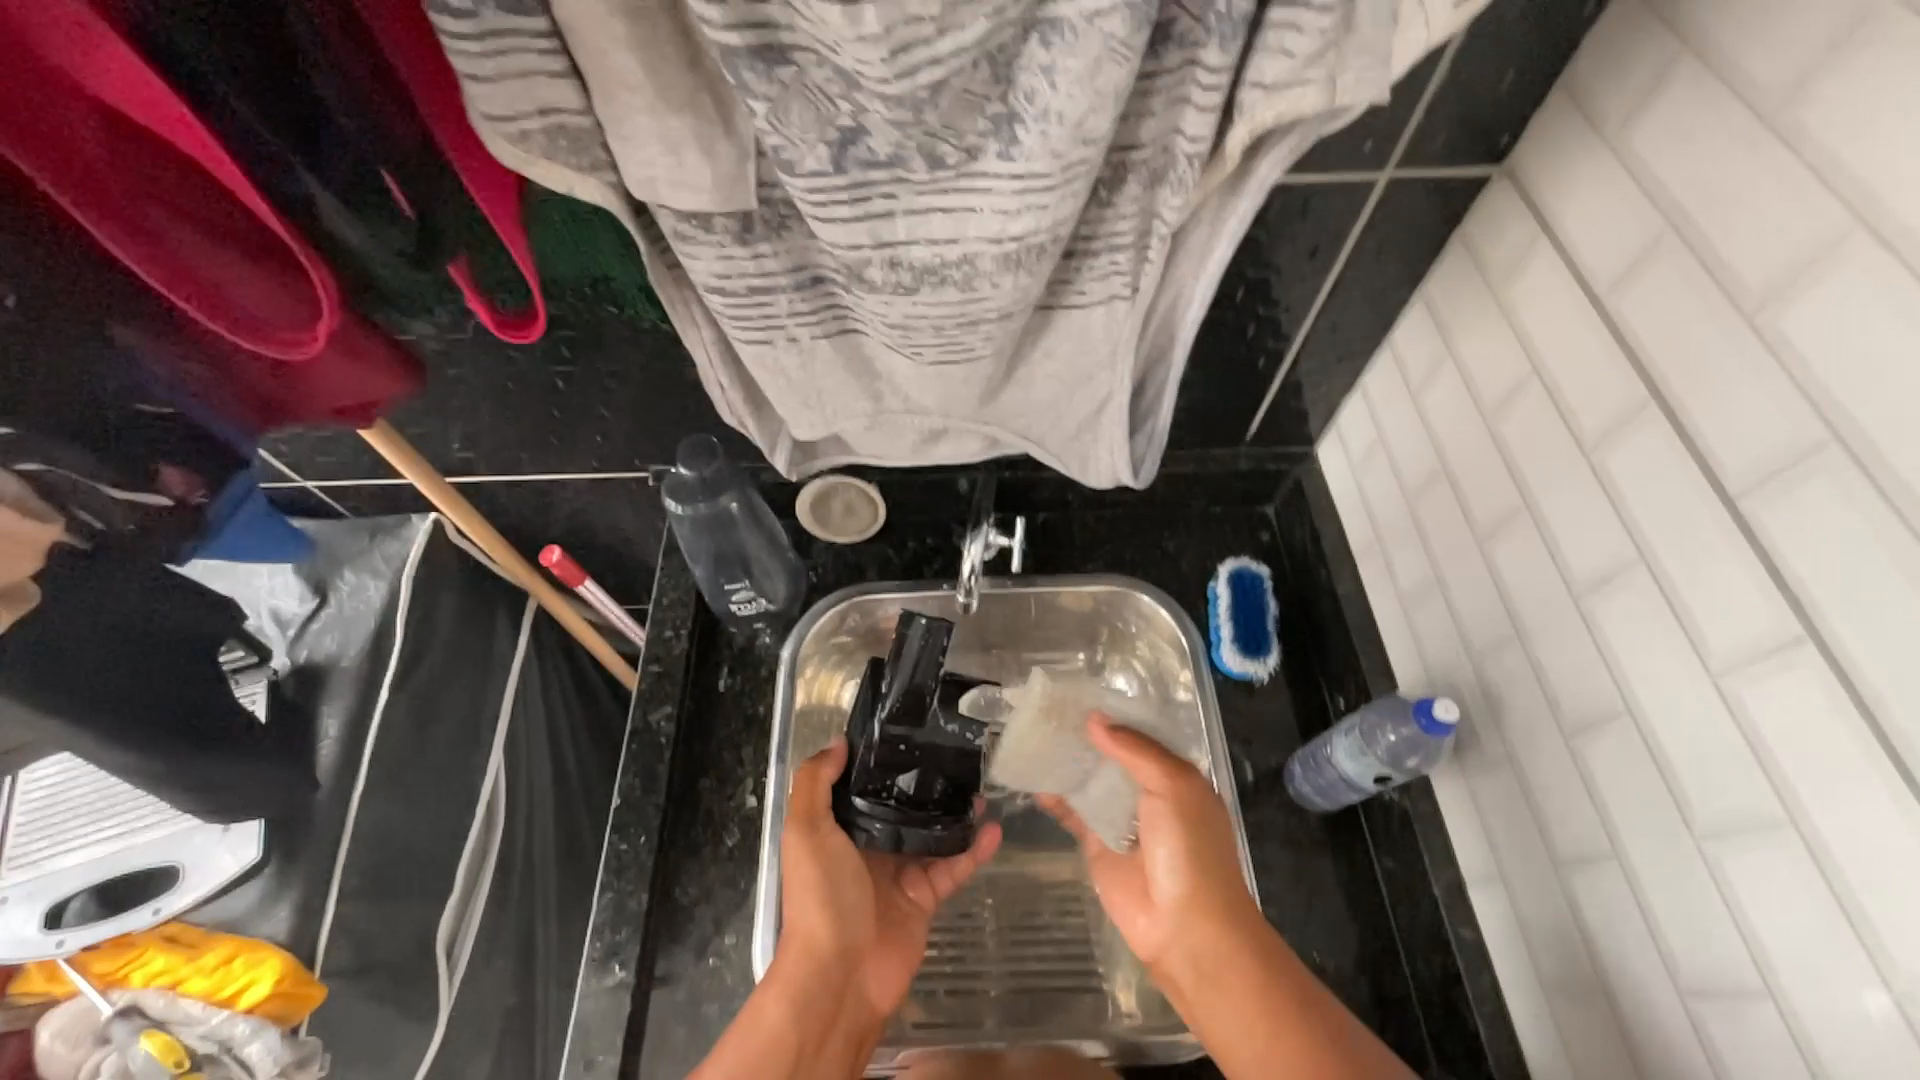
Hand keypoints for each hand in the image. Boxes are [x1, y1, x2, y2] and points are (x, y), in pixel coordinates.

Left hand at [779, 737, 1002, 1018]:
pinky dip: (973, 851)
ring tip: (982, 791)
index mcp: (837, 831)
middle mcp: (867, 849)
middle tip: (957, 761)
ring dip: (956, 815)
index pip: (862, 789)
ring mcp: (898, 875)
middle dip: (925, 788)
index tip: (910, 734)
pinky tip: (993, 831)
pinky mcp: (924, 899)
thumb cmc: (820, 895)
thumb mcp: (805, 830)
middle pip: (901, 810)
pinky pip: (953, 868)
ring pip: (932, 836)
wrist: (840, 973)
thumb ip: (815, 782)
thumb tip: (838, 743)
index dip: (883, 765)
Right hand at [1039, 715, 1259, 968]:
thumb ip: (1134, 749)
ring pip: (1091, 782)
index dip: (1115, 715)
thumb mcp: (1173, 786)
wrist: (1186, 927)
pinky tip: (1032, 781)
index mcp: (1177, 775)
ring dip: (1067, 763)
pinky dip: (1055, 798)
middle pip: (1112, 756)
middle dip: (1085, 737)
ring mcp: (1123, 820)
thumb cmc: (1190, 849)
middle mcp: (1150, 793)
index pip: (1142, 735)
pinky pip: (1074, 814)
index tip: (1078, 693)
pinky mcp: (1098, 846)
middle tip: (1045, 710)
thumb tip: (1092, 718)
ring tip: (1032, 736)